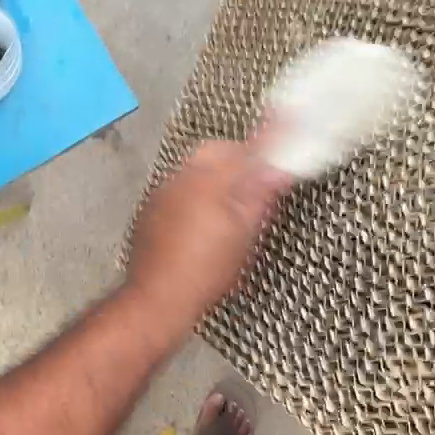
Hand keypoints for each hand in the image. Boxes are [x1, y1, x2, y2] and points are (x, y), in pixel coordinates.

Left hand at [124, 138, 291, 322]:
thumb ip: (260, 195)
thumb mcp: (243, 234)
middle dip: (238, 158)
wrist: (158, 298)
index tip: (284, 136)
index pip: (243, 149)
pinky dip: (195, 193)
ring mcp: (161, 193)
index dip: (266, 143)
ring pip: (195, 169)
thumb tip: (278, 169)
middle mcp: (180, 178)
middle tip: (257, 179)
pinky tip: (203, 219)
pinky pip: (178, 188)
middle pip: (215, 152)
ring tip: (231, 203)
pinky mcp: (150, 211)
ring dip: (216, 175)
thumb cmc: (205, 271)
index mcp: (208, 180)